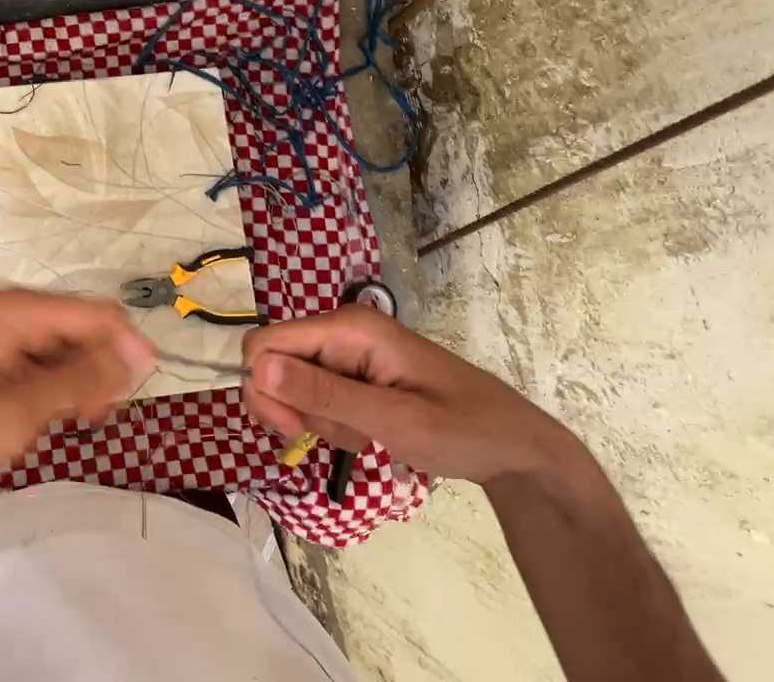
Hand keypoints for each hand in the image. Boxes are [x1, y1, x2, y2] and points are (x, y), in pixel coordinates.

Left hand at [0, 288, 155, 504]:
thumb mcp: (15, 414)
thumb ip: (78, 381)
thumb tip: (135, 353)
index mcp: (14, 310)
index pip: (96, 313)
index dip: (127, 346)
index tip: (141, 390)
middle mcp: (8, 307)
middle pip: (80, 327)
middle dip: (99, 369)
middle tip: (94, 421)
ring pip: (61, 346)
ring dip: (75, 382)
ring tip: (67, 425)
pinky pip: (37, 359)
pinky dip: (51, 386)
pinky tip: (43, 418)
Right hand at [241, 306, 579, 484]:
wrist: (515, 446)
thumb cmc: (463, 430)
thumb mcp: (393, 419)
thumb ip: (323, 394)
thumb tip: (258, 369)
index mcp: (348, 327)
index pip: (264, 344)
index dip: (265, 387)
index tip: (292, 428)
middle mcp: (339, 330)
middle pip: (273, 366)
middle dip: (294, 408)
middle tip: (340, 435)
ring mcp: (345, 350)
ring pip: (291, 387)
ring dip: (318, 420)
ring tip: (367, 433)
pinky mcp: (351, 370)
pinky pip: (314, 396)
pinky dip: (331, 422)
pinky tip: (367, 431)